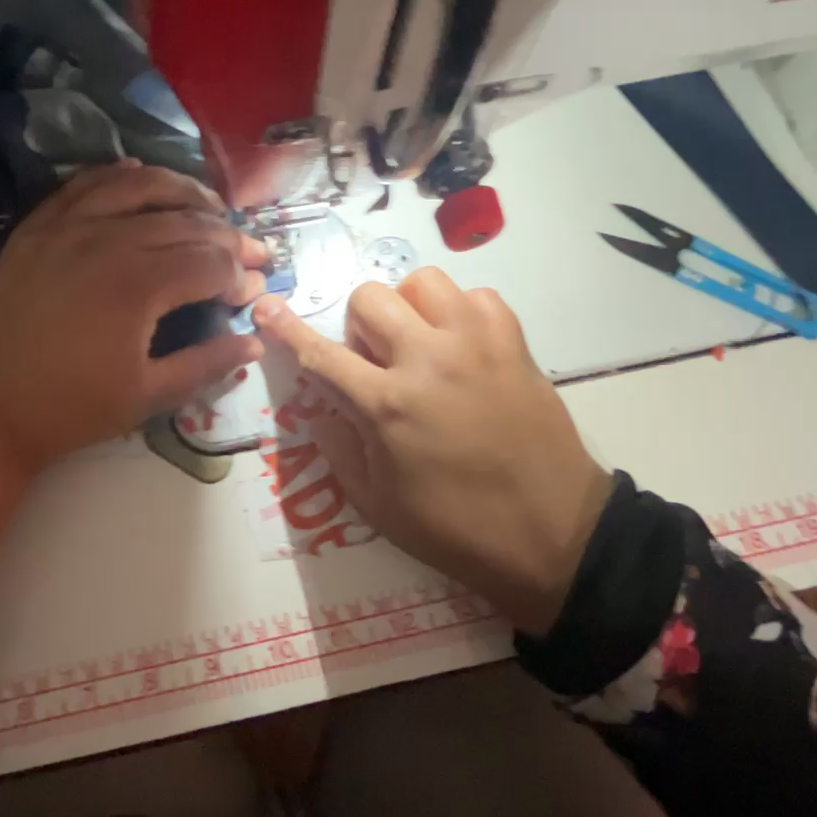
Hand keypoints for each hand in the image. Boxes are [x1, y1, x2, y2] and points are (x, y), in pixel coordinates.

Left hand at [0, 163, 267, 610]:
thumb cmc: (65, 410)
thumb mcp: (144, 397)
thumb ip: (204, 365)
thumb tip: (253, 343)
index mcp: (139, 284)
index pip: (209, 262)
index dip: (241, 274)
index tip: (257, 291)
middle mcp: (107, 241)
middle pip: (183, 221)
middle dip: (227, 235)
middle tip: (252, 251)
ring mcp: (67, 230)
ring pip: (136, 190)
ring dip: (182, 192)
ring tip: (210, 205)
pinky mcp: (36, 232)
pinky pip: (81, 188)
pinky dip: (114, 177)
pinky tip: (136, 173)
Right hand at [253, 268, 612, 634]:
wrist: (549, 534)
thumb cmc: (453, 528)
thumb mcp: (376, 504)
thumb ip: (339, 448)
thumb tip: (321, 408)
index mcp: (386, 406)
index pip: (321, 354)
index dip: (287, 329)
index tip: (267, 307)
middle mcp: (427, 360)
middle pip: (370, 298)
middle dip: (359, 325)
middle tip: (375, 360)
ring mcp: (476, 345)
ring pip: (425, 282)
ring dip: (409, 308)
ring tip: (420, 344)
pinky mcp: (516, 345)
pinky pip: (478, 297)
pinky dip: (461, 313)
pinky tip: (463, 347)